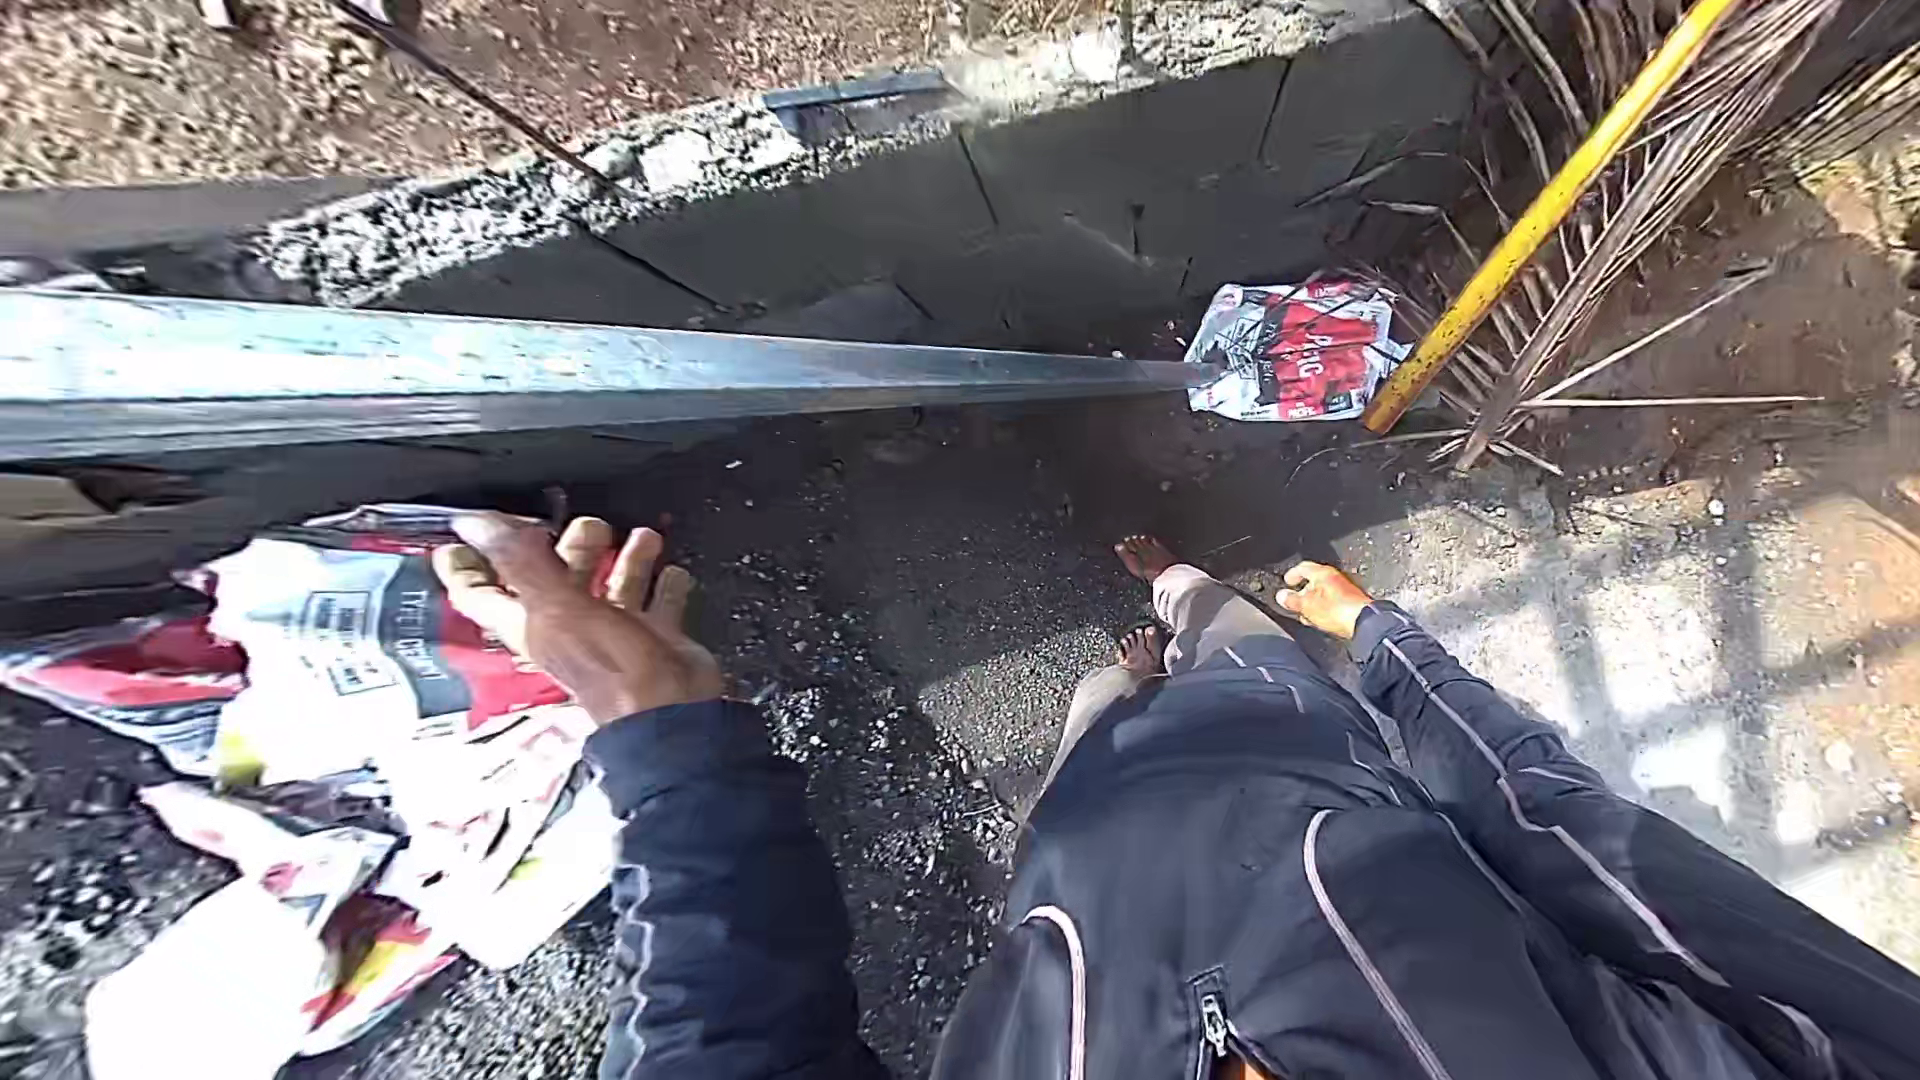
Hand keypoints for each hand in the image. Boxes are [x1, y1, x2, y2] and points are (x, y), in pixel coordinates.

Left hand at [431, 512, 723, 723]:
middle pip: (563, 577)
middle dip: (575, 546)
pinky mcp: (655, 635)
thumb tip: (471, 523)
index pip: (483, 592)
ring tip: (645, 537)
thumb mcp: (559, 610)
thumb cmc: (612, 666)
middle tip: (593, 525)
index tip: (468, 532)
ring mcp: (616, 631)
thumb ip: (521, 564)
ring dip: (629, 558)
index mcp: (534, 623)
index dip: (469, 564)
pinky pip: (659, 602)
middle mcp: (571, 626)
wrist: (671, 704)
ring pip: (616, 584)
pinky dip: (666, 584)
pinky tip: (672, 572)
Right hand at [1276, 560, 1373, 640]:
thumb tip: (1282, 596)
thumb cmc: (1338, 609)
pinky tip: (1321, 619)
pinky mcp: (1353, 602)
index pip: (1302, 567)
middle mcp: (1336, 578)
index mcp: (1323, 573)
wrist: (1365, 624)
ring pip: (1324, 592)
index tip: (1286, 582)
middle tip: (1294, 600)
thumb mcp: (1305, 605)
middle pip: (1313, 580)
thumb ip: (1290, 600)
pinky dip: (1325, 608)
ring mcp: (1346, 590)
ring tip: (1307, 613)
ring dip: (1313, 601)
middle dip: (1302, 591)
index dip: (1292, 575)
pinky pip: (1334, 602)